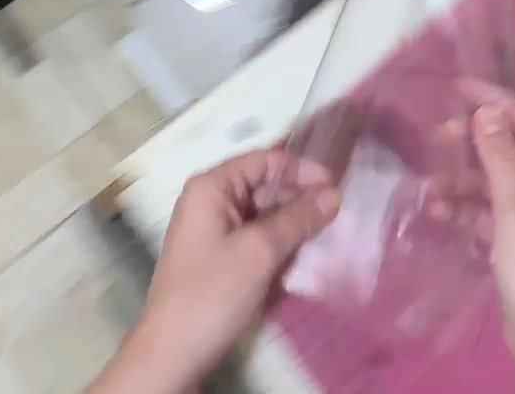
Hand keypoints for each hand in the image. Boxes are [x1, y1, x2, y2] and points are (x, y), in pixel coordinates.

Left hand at [91, 149, 340, 393]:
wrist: (173, 353)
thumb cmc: (213, 291)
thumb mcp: (260, 251)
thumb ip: (298, 218)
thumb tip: (333, 194)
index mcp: (212, 186)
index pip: (263, 161)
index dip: (300, 169)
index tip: (337, 184)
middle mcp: (211, 200)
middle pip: (264, 187)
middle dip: (300, 199)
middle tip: (341, 214)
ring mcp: (214, 230)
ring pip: (263, 216)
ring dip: (294, 225)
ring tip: (331, 235)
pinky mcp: (221, 258)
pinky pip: (257, 240)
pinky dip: (280, 246)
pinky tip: (306, 258)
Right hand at [463, 79, 514, 393]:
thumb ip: (501, 160)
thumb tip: (486, 111)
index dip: (496, 101)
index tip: (456, 87)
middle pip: (514, 150)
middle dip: (474, 141)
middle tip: (436, 136)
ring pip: (497, 180)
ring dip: (463, 180)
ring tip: (429, 187)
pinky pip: (491, 210)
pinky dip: (466, 208)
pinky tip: (439, 213)